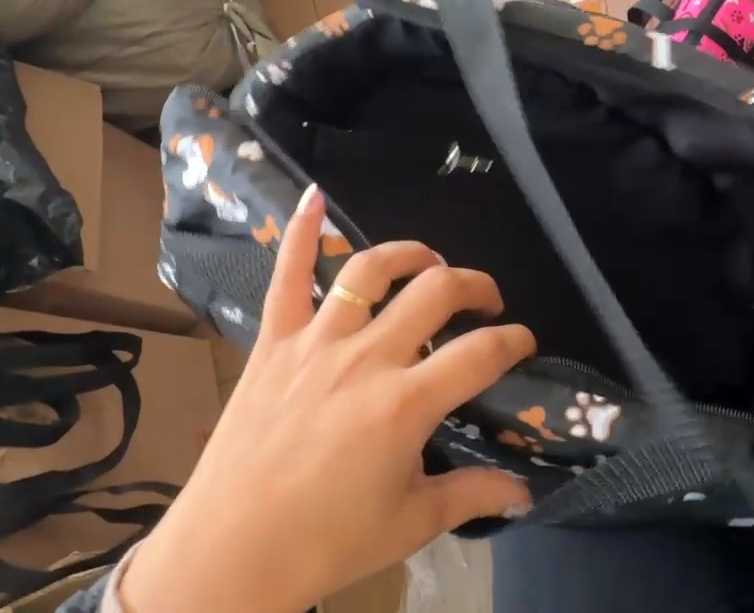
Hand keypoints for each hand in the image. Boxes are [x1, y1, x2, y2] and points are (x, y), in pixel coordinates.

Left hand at [119, 187, 535, 612]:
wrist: (225, 558)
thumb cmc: (323, 543)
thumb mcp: (409, 523)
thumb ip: (473, 493)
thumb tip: (528, 491)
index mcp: (405, 404)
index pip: (482, 352)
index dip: (514, 341)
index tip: (524, 343)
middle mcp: (366, 359)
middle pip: (436, 292)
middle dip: (475, 286)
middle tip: (486, 301)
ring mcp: (316, 343)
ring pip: (370, 270)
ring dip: (410, 254)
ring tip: (429, 262)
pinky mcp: (273, 343)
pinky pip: (287, 276)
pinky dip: (300, 233)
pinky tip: (313, 196)